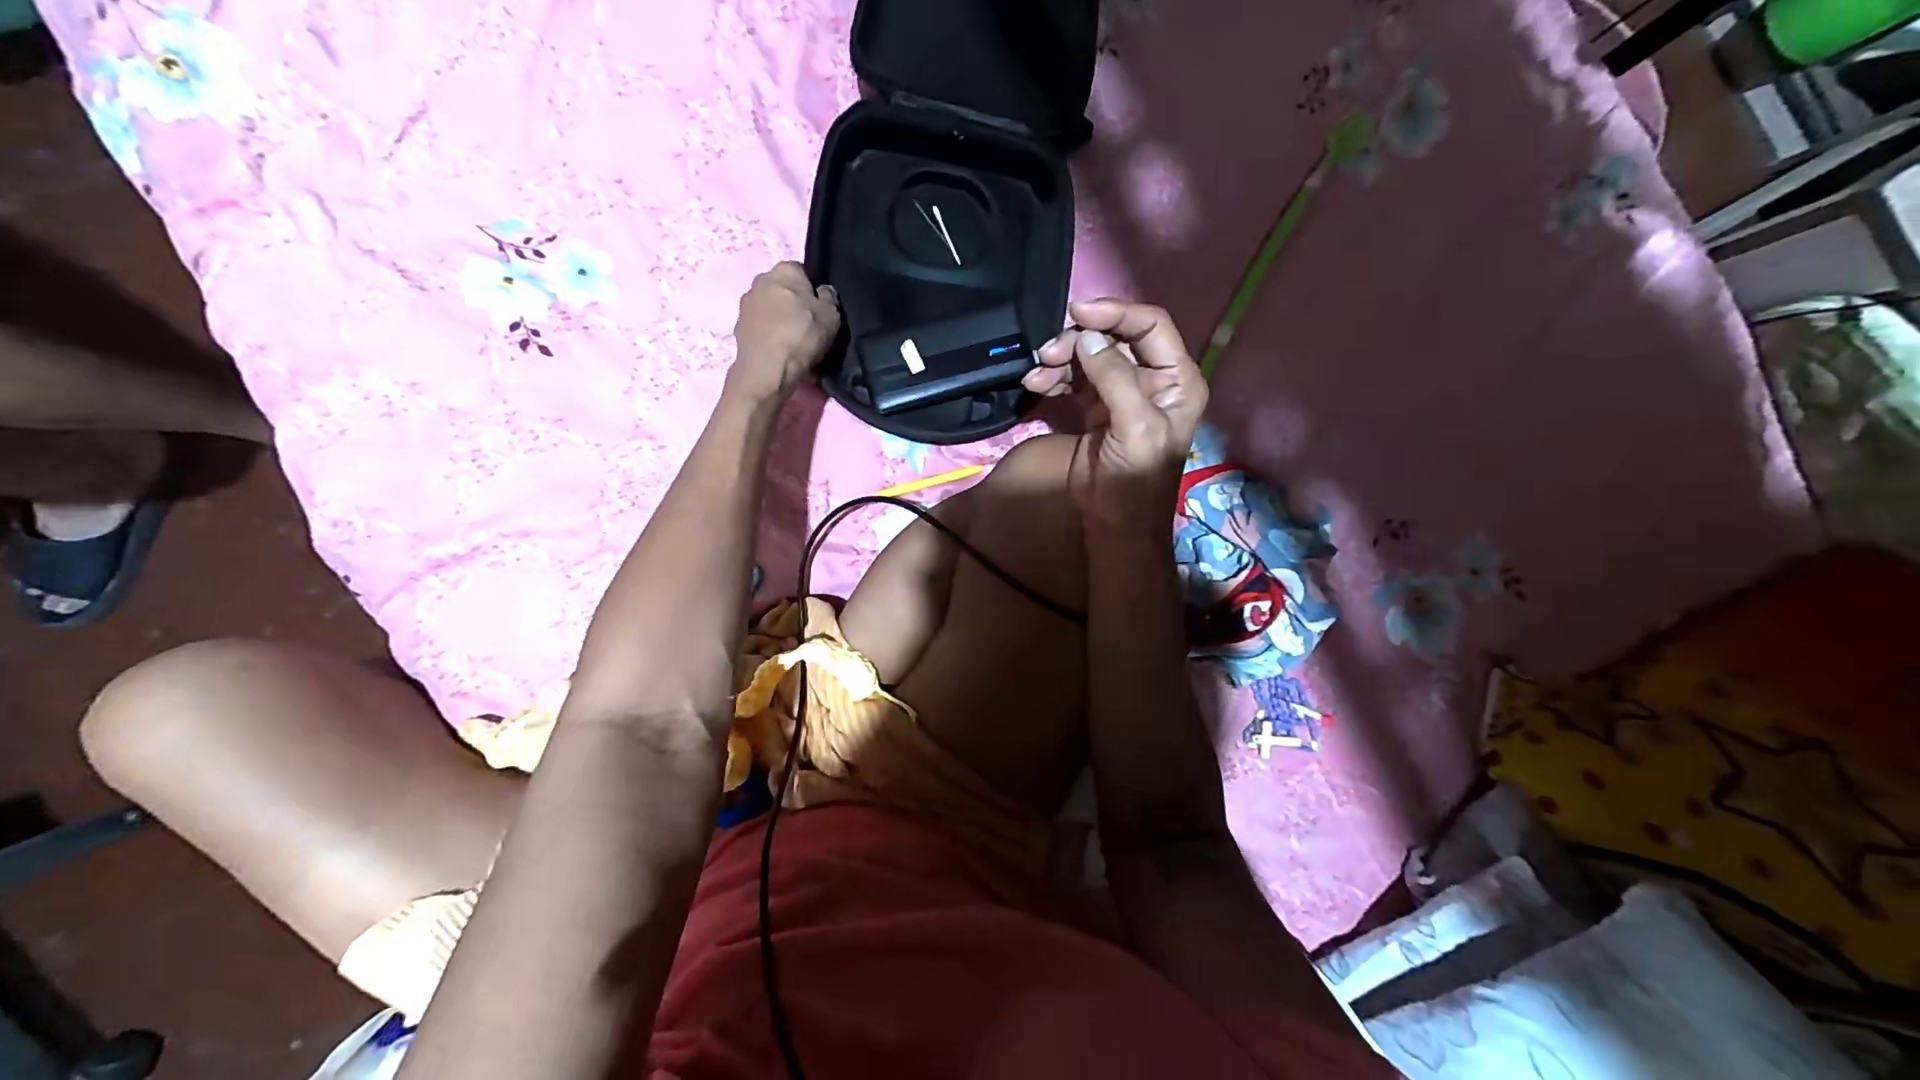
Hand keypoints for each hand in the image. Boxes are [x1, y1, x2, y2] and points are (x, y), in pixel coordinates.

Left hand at [728, 261, 840, 402]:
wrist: (768, 370)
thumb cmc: (802, 336)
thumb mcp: (831, 315)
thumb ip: (829, 298)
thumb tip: (823, 292)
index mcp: (783, 270)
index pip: (802, 271)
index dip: (813, 289)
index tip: (821, 309)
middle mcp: (759, 280)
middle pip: (783, 290)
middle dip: (794, 303)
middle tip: (810, 326)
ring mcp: (745, 305)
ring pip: (771, 309)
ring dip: (780, 320)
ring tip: (795, 342)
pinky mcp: (738, 328)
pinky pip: (762, 328)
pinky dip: (771, 335)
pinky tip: (781, 352)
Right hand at [1023, 299, 1207, 531]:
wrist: (1115, 524)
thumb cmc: (1137, 480)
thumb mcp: (1135, 427)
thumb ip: (1115, 378)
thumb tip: (1088, 337)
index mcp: (1176, 379)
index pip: (1151, 326)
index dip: (1116, 313)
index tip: (1078, 313)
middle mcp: (1152, 379)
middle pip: (1115, 338)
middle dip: (1080, 339)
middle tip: (1048, 352)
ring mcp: (1122, 392)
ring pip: (1090, 357)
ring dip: (1061, 359)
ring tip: (1037, 374)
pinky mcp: (1096, 407)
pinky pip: (1074, 379)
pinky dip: (1054, 377)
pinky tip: (1035, 384)